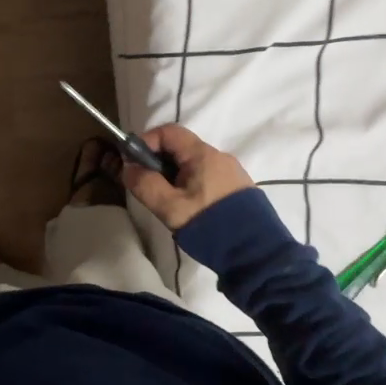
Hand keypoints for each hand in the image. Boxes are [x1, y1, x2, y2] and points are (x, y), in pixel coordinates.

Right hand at [121, 124, 254, 229]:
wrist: (256, 253)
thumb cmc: (208, 224)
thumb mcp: (169, 207)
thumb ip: (144, 184)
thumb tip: (129, 167)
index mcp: (202, 155)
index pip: (168, 131)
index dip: (146, 142)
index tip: (135, 164)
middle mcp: (220, 156)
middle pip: (180, 148)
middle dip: (158, 162)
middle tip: (149, 187)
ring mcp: (232, 172)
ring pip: (193, 164)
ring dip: (174, 176)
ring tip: (169, 202)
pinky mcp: (239, 188)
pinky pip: (207, 176)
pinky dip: (191, 184)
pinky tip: (191, 208)